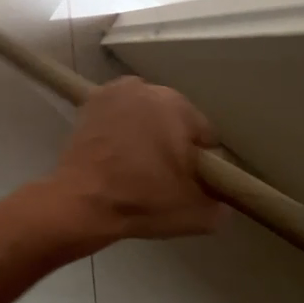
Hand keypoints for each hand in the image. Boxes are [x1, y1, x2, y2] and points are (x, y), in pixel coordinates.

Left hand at [43, 76, 227, 241]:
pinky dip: (121, 124)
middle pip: (174, 117)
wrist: (84, 198)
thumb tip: (220, 198)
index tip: (193, 181)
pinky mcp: (92, 99)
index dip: (202, 160)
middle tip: (165, 173)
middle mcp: (148, 88)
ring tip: (138, 161)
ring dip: (146, 128)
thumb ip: (220, 203)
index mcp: (178, 107)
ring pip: (146, 111)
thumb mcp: (197, 213)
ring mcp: (116, 90)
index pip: (205, 134)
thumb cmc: (143, 199)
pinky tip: (117, 148)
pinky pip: (119, 110)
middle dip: (174, 140)